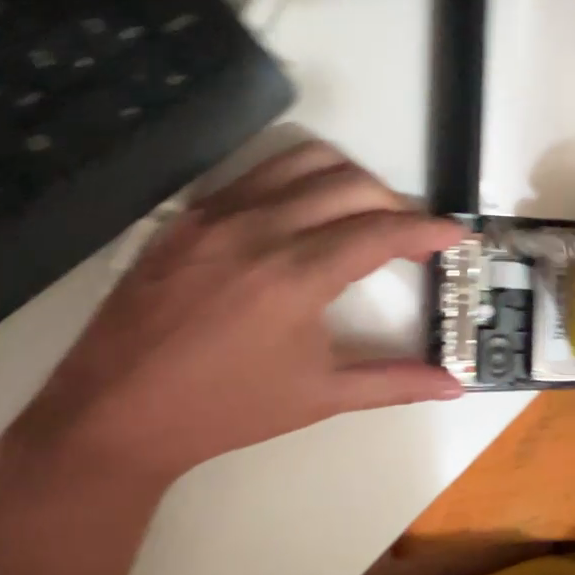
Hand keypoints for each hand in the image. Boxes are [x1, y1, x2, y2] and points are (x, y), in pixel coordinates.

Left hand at [9, 142, 464, 483]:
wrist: (117, 413)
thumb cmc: (226, 410)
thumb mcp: (320, 397)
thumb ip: (395, 382)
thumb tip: (456, 385)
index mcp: (296, 277)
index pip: (381, 230)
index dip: (429, 229)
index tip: (457, 235)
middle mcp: (259, 230)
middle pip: (350, 183)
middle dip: (396, 202)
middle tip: (412, 236)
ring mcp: (216, 215)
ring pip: (302, 161)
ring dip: (349, 178)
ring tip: (364, 213)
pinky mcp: (187, 216)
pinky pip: (256, 174)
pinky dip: (297, 181)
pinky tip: (303, 216)